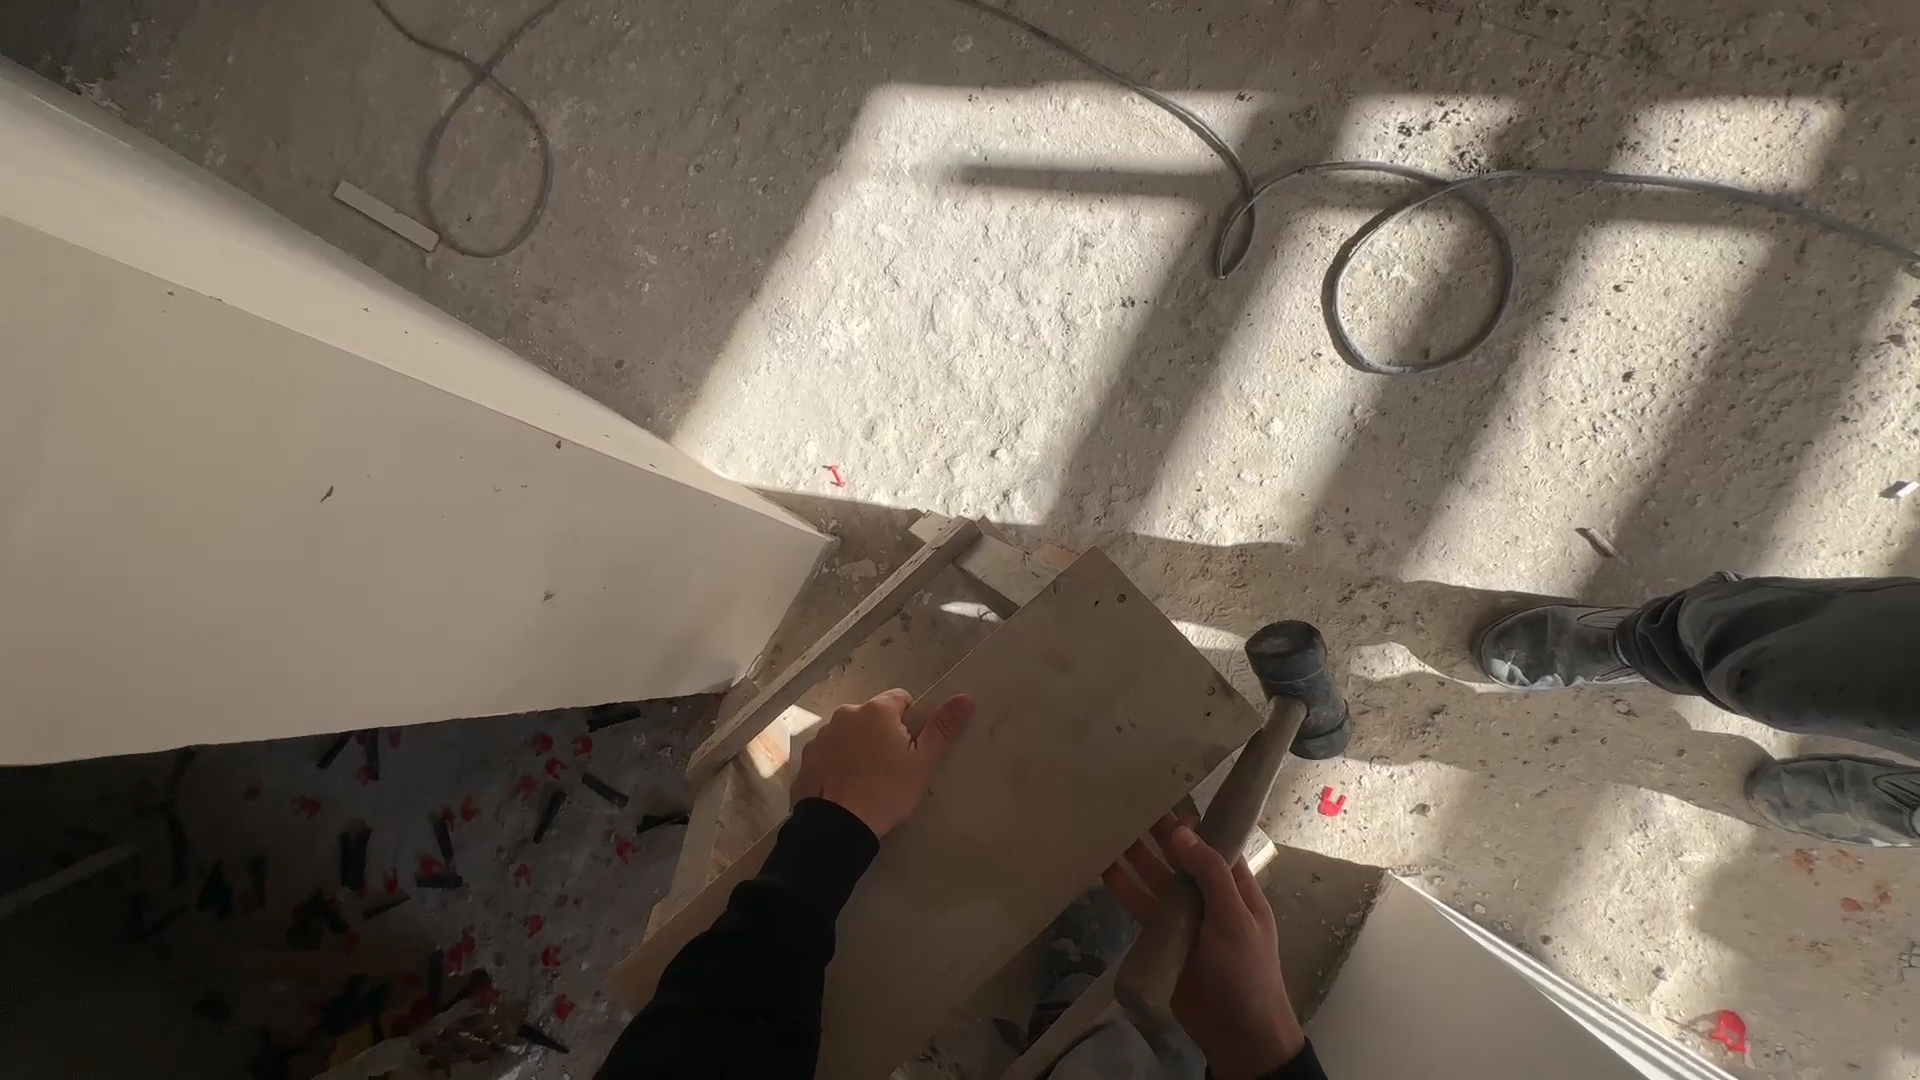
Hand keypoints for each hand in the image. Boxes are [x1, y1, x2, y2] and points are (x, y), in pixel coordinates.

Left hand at [789, 689, 974, 837]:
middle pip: (874, 717)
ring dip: (859, 747)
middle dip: (883, 734)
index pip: (902, 700)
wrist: (835, 827)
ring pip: (851, 733)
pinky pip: (830, 751)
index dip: (910, 723)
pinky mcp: (807, 757)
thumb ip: (943, 728)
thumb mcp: (922, 763)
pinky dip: (838, 762)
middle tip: (891, 769)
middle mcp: (846, 713)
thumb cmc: (885, 791)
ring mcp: (822, 734)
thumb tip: (966, 698)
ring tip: (866, 780)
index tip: (910, 750)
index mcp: (876, 710)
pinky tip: (844, 786)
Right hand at [1103, 815, 1304, 1079]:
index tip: (1164, 800)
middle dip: (1158, 834)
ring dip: (1136, 855)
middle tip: (1129, 804)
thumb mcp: (1235, 918)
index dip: (1190, 825)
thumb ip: (1210, 873)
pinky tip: (1104, 868)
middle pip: (1179, 857)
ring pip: (1155, 877)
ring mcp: (1182, 916)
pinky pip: (1139, 905)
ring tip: (1110, 827)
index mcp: (1234, 886)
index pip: (1212, 844)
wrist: (1238, 1036)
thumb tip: (1180, 832)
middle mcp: (1206, 895)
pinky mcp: (1160, 937)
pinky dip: (1123, 887)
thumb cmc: (1246, 971)